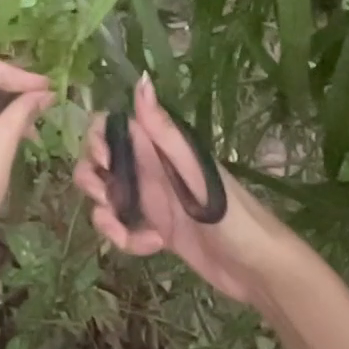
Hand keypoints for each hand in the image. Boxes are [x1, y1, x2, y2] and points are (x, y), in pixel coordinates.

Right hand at [73, 74, 299, 307]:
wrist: (258, 269)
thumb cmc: (231, 211)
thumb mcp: (194, 169)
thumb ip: (163, 128)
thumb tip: (141, 78)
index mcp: (155, 146)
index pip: (109, 126)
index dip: (95, 139)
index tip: (104, 162)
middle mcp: (145, 168)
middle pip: (96, 161)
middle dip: (90, 179)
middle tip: (107, 198)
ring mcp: (146, 200)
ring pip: (103, 196)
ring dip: (104, 214)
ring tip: (122, 230)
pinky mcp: (150, 229)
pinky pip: (120, 228)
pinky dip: (125, 239)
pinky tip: (150, 246)